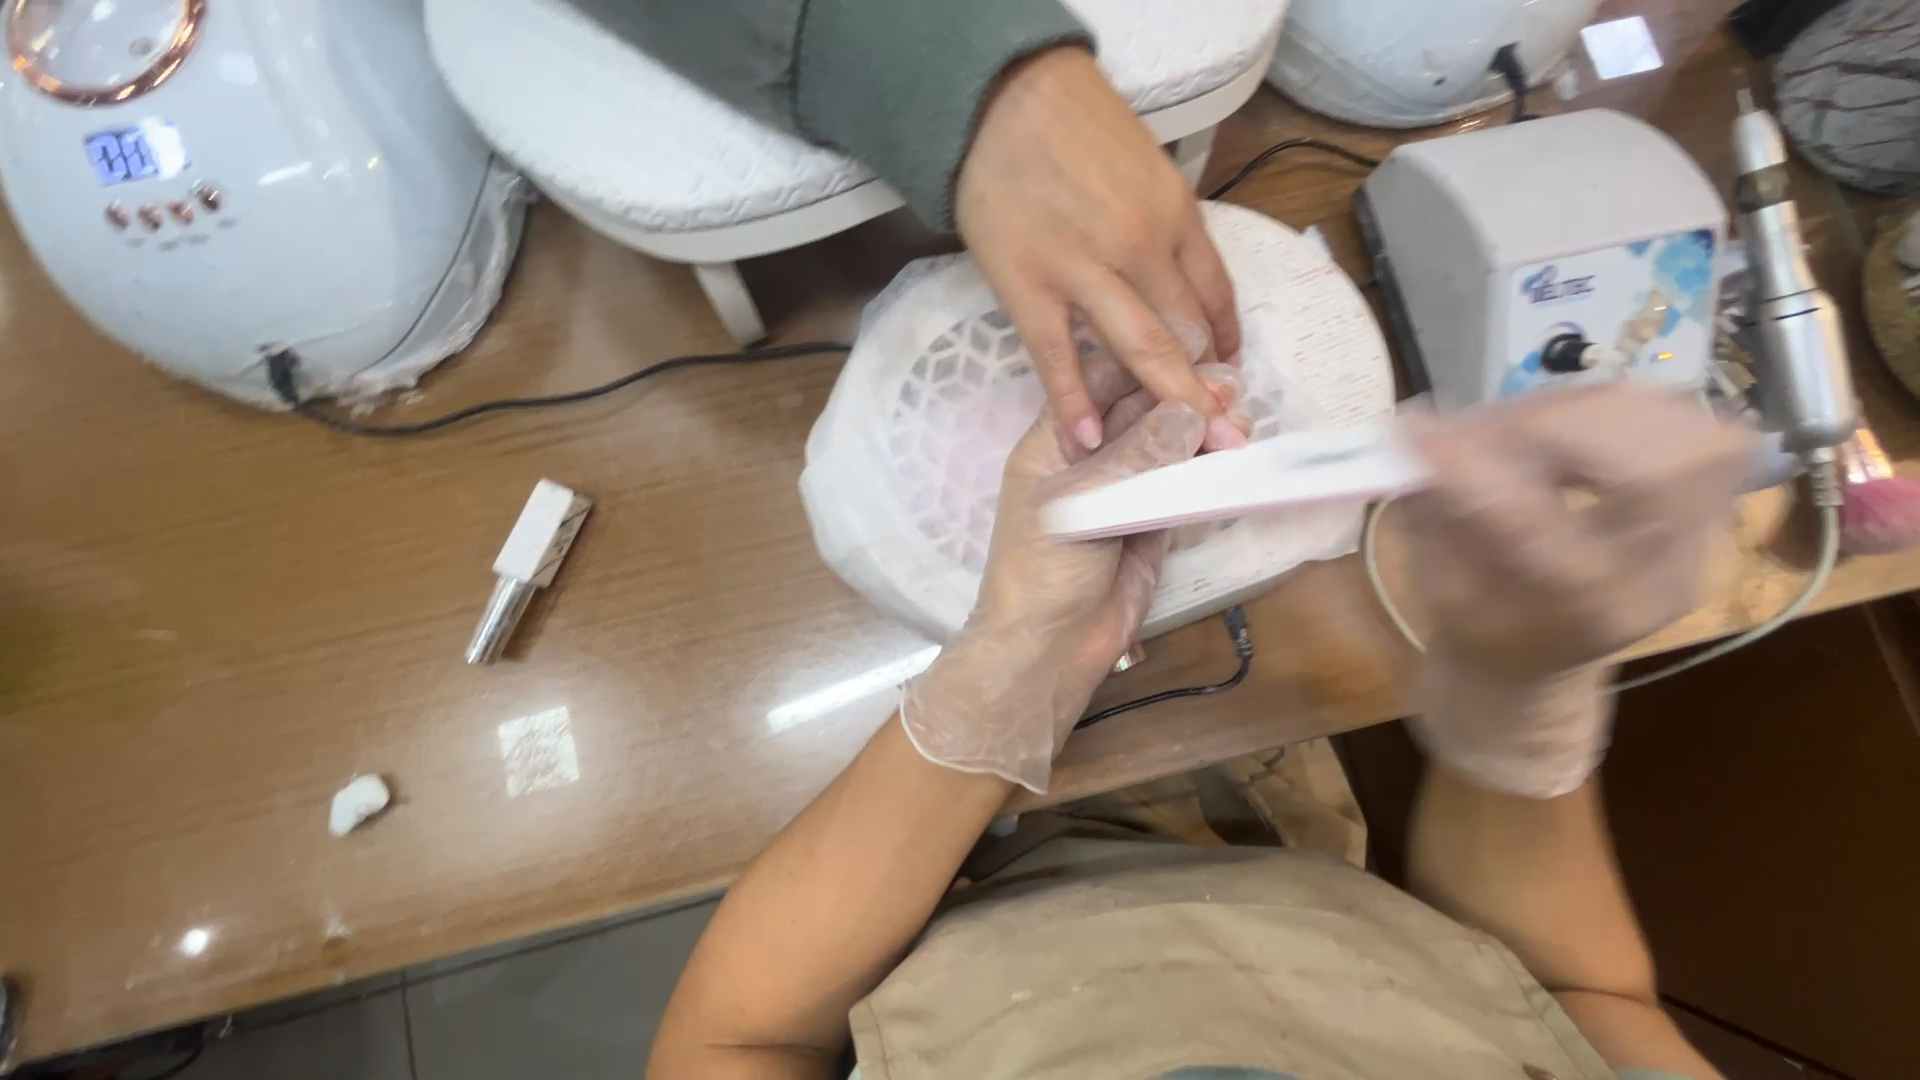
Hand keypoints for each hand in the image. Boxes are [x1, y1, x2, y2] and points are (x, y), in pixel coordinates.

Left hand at [901, 358, 1249, 792]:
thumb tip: (1190, 411)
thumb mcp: (1078, 505)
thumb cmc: (1043, 568)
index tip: (1188, 350)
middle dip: (1183, 397)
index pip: (1097, 385)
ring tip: (1241, 421)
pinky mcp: (1152, 520)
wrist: (1051, 647)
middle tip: (1230, 388)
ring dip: (1203, 432)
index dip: (1140, 365)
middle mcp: (1090, 458)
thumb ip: (1133, 458)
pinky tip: (1234, 456)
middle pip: (1140, 412)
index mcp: (1054, 442)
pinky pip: (1183, 484)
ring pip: (1169, 446)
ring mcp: (1123, 490)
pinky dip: (1209, 470)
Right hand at [956, 47, 1245, 454]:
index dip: (1225, 342)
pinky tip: (1087, 440)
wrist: (998, 101)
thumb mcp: (1143, 164)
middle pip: (1187, 332)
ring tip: (1189, 452)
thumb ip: (1165, 222)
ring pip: (1138, 350)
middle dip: (1212, 390)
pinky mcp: (1030, 291)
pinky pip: (1057, 357)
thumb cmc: (1074, 126)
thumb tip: (1176, 278)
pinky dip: (1073, 401)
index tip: (1229, 378)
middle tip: (1233, 441)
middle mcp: (1141, 247)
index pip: (1215, 293)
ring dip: (1166, 405)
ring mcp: (1084, 272)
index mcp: (1174, 213)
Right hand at [1404, 385, 1751, 796]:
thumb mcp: (1436, 579)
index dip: (1476, 465)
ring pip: (1684, 432)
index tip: (1417, 431)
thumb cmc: (1471, 623)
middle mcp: (1655, 578)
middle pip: (1659, 466)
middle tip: (1483, 426)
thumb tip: (1420, 427)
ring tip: (1517, 427)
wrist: (1530, 658)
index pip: (1541, 524)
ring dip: (1585, 412)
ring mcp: (1698, 544)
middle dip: (1558, 425)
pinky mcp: (1709, 511)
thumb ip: (1435, 507)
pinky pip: (1686, 429)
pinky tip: (1557, 431)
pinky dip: (1612, 414)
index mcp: (1574, 613)